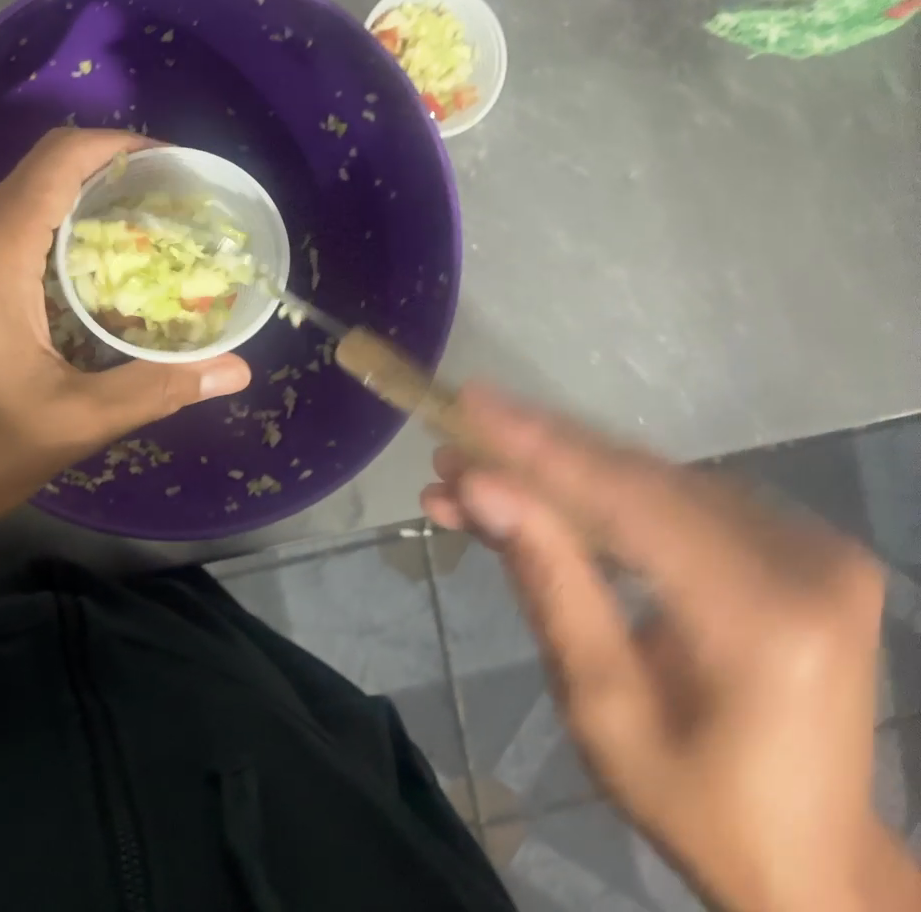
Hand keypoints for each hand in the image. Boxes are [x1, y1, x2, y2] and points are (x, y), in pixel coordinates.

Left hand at [0, 128, 249, 552]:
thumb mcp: (69, 426)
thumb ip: (154, 389)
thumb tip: (234, 371)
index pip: (58, 159)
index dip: (118, 147)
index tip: (167, 169)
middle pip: (27, 179)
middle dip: (93, 188)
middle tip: (149, 226)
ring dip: (43, 211)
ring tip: (89, 250)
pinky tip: (12, 278)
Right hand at [422, 386, 918, 911]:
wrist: (809, 854)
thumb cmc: (690, 795)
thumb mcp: (598, 697)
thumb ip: (547, 580)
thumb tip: (479, 490)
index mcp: (761, 614)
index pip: (628, 499)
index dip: (538, 449)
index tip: (464, 406)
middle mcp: (804, 563)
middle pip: (642, 480)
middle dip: (534, 460)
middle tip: (446, 452)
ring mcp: (812, 552)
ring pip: (653, 482)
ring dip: (557, 476)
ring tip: (469, 479)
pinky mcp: (800, 553)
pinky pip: (678, 502)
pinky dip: (600, 496)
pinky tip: (538, 499)